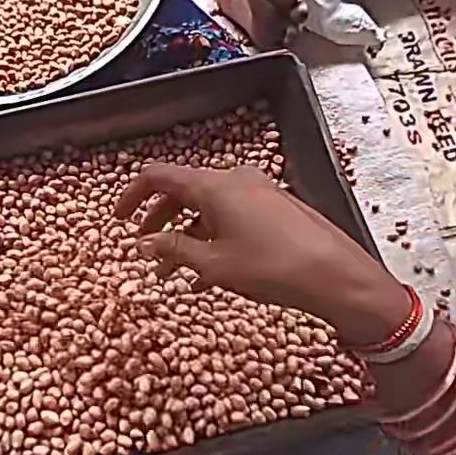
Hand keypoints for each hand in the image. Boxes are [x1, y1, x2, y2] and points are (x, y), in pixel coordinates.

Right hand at [113, 163, 410, 341]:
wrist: (337, 278)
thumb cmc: (272, 268)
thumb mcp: (213, 264)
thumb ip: (173, 249)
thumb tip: (144, 243)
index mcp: (214, 186)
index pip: (159, 177)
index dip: (132, 196)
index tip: (118, 218)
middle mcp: (235, 180)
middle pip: (182, 192)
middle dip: (158, 221)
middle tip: (144, 248)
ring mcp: (258, 192)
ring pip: (207, 209)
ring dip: (185, 236)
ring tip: (172, 271)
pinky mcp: (275, 209)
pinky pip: (230, 218)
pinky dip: (211, 239)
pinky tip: (204, 274)